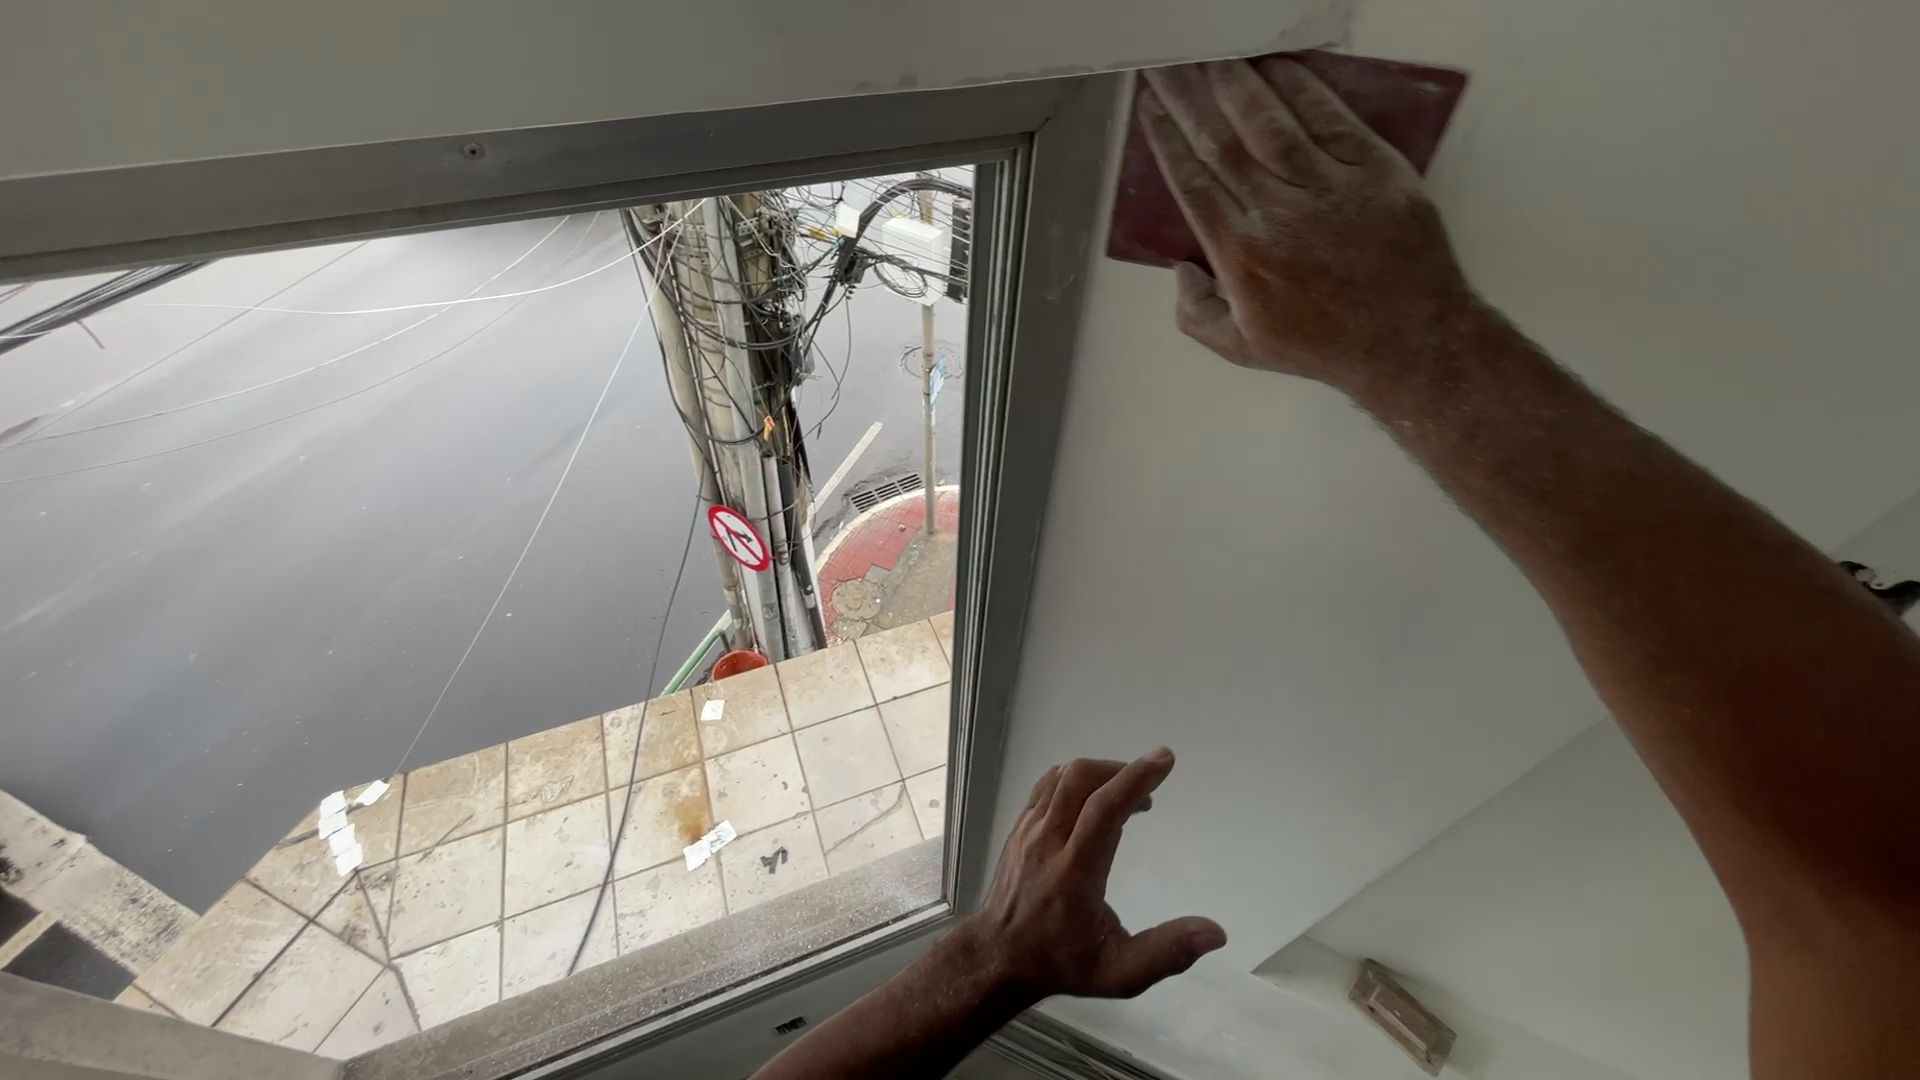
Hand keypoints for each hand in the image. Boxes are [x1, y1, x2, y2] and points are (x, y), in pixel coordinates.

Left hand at [965, 748, 1226, 999]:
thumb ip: (1167, 953)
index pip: (1103, 811)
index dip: (1134, 779)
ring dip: (1099, 773)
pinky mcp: (1020, 824)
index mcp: (1074, 873)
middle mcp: (1048, 841)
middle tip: (1148, 790)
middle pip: (1081, 779)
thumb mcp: (1120, 974)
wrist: (999, 956)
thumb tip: (1215, 933)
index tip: (1164, 759)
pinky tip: (1094, 797)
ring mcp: (1029, 829)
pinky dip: (1076, 778)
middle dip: (1120, 770)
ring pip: (1063, 776)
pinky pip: (1048, 784)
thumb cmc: (1062, 961)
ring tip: (1126, 796)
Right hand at [1138, 59, 1477, 396]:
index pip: (1192, 182)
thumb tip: (1179, 270)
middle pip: (1222, 141)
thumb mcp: (1241, 348)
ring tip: (1212, 54)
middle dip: (1189, 96)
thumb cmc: (1321, 345)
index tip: (1150, 109)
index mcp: (1240, 255)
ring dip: (1236, 82)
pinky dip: (1301, 88)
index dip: (1167, 140)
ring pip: (1271, 121)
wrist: (1406, 340)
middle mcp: (1278, 213)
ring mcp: (1328, 187)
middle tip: (1168, 63)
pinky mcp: (1375, 170)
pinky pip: (1330, 118)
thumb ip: (1195, 314)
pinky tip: (1276, 67)